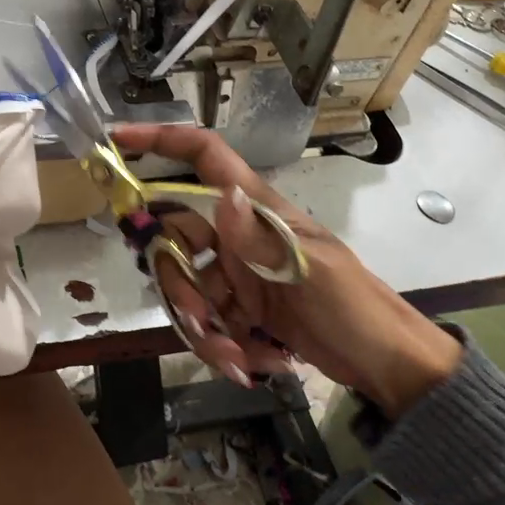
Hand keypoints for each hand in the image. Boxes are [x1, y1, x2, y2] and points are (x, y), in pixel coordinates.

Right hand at [111, 125, 462, 416]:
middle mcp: (237, 234)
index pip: (205, 157)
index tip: (118, 138)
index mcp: (255, 209)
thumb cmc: (355, 306)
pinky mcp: (239, 309)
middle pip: (175, 238)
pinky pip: (204, 321)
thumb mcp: (311, 272)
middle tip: (201, 321)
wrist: (386, 366)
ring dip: (202, 327)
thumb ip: (262, 238)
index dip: (162, 140)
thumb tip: (223, 193)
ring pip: (185, 286)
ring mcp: (235, 273)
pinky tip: (253, 364)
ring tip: (237, 357)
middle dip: (179, 284)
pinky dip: (220, 346)